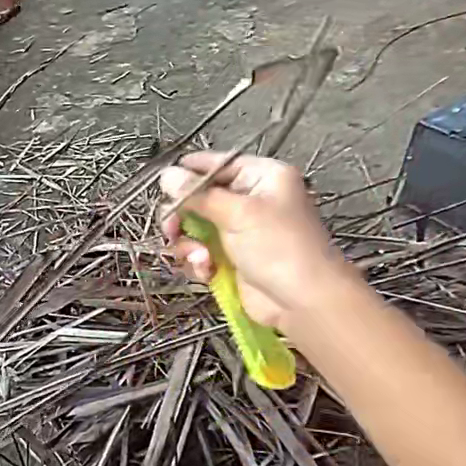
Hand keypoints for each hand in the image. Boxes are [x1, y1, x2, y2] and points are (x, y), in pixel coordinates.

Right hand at [158, 152, 354, 331]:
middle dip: (182, 216)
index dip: (189, 175)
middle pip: (198, 198)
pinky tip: (207, 271)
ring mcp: (237, 232)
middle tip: (171, 229)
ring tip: (201, 258)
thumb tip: (166, 174)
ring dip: (189, 244)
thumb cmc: (279, 248)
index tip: (165, 188)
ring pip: (192, 229)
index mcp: (260, 178)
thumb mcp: (239, 214)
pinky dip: (198, 262)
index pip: (216, 165)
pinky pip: (198, 253)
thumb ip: (198, 195)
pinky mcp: (228, 259)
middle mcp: (248, 201)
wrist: (301, 300)